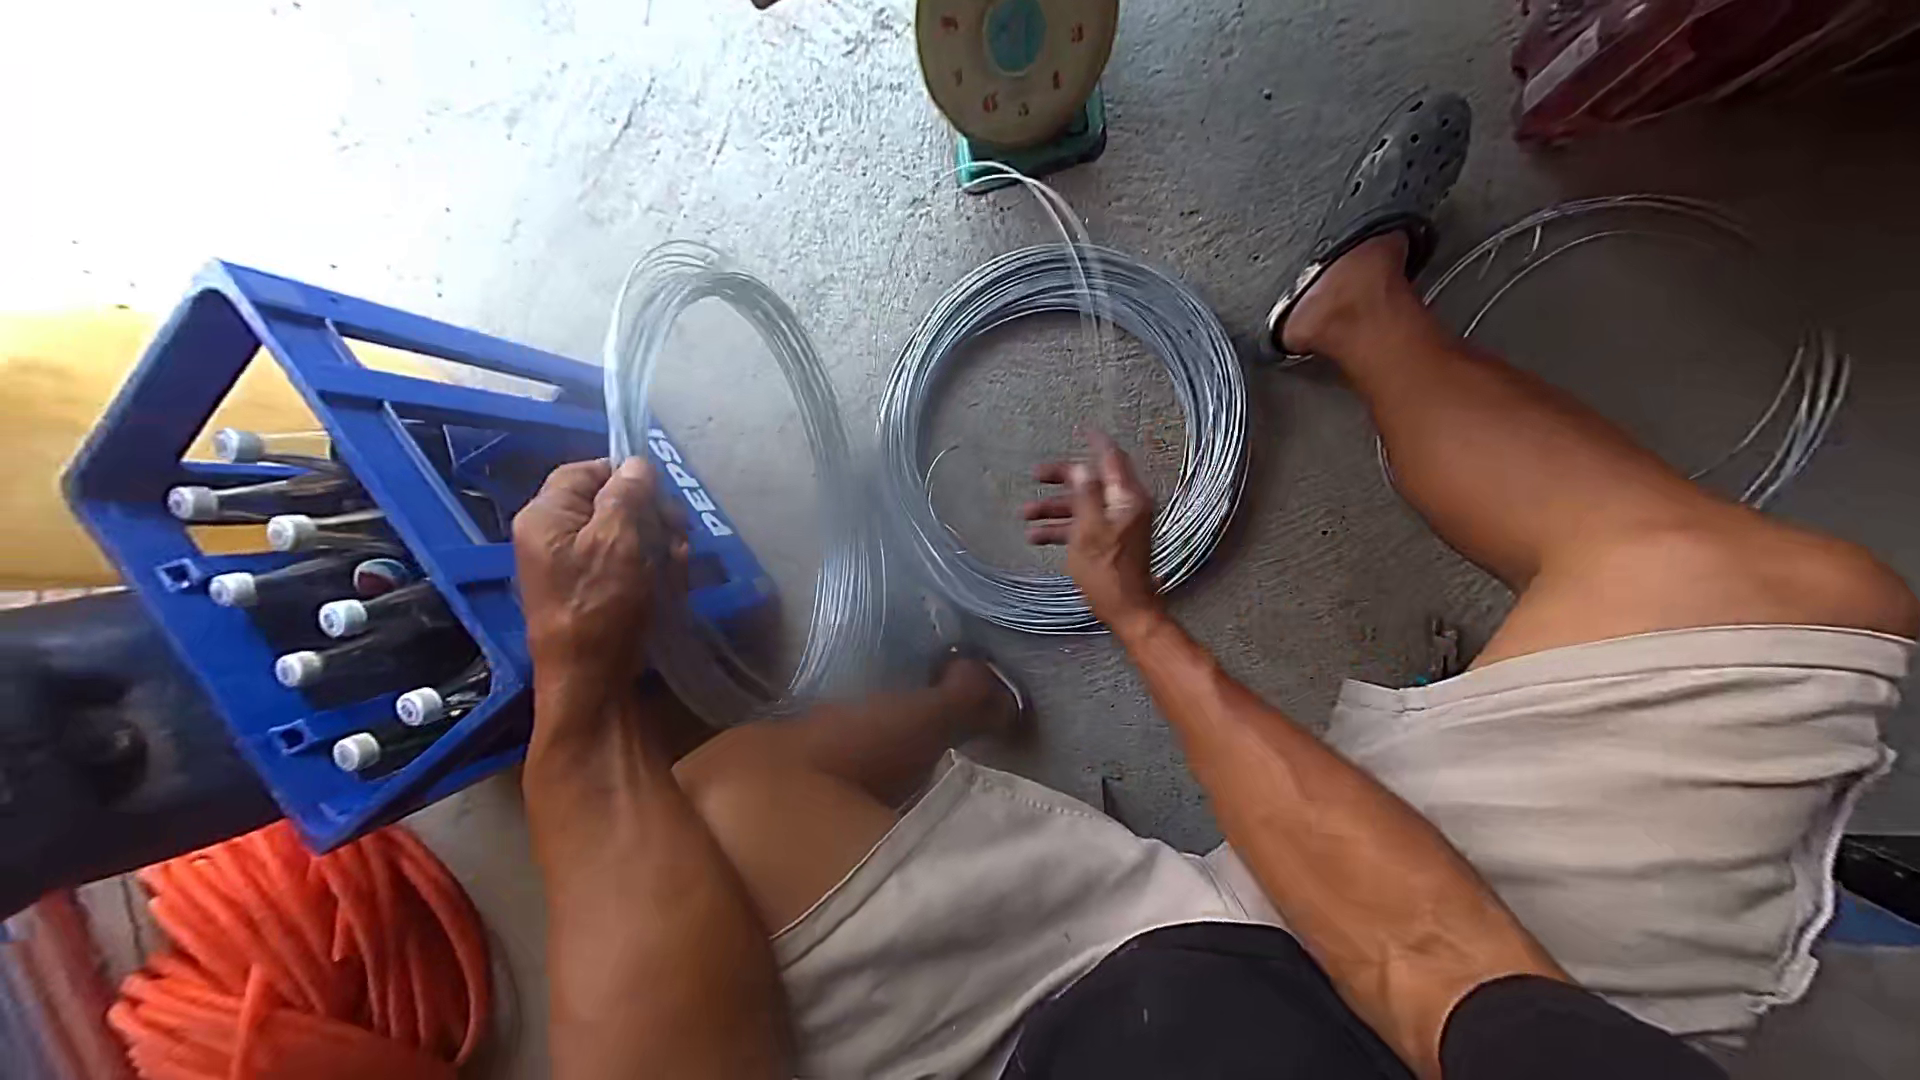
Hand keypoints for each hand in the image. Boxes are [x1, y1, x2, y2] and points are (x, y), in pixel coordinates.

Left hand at [513, 458, 686, 686]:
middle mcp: (557, 536)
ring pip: (629, 532)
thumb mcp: (618, 542)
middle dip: (650, 514)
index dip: (623, 474)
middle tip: (675, 533)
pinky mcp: (599, 588)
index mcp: (547, 516)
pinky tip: (671, 582)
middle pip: (612, 502)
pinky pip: (631, 562)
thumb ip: (627, 496)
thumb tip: (638, 464)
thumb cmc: (601, 606)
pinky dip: (655, 567)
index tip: (660, 493)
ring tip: (676, 564)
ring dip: (660, 542)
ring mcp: (578, 564)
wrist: (593, 679)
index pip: (584, 471)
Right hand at [1023, 431, 1161, 632]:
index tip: (1081, 429)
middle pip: (1091, 482)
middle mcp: (1125, 507)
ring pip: (1082, 506)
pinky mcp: (1109, 541)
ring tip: (1025, 514)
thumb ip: (1084, 495)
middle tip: (1037, 475)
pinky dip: (1061, 528)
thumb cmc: (1107, 571)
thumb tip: (1080, 468)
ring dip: (1054, 509)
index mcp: (1127, 499)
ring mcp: (1118, 524)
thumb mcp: (1089, 529)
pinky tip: (1037, 537)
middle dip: (1062, 480)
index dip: (1096, 443)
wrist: (1125, 609)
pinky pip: (1082, 526)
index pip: (1112, 459)